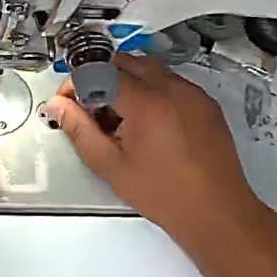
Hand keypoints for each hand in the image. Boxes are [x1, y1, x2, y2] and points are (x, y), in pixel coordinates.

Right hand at [42, 53, 271, 240]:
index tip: (70, 102)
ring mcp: (193, 94)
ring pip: (149, 69)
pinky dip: (152, 91)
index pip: (100, 72)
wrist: (216, 213)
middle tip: (91, 110)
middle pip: (124, 62)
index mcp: (147, 103)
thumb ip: (79, 130)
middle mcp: (173, 90)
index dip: (77, 85)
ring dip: (127, 83)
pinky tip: (146, 124)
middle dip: (101, 79)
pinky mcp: (205, 104)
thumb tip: (59, 107)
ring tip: (120, 120)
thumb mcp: (110, 165)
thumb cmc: (169, 195)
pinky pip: (172, 82)